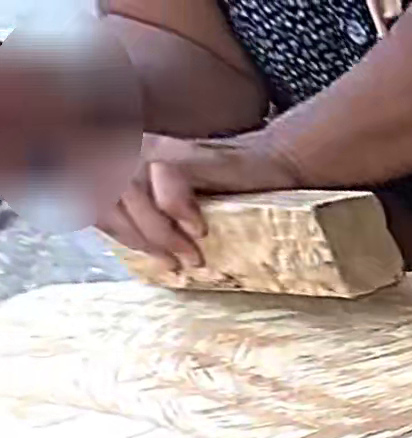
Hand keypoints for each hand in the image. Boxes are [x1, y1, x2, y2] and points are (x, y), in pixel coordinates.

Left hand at [98, 133, 299, 270]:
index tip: (150, 256)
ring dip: (160, 232)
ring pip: (132, 194)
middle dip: (137, 236)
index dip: (113, 229)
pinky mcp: (181, 156)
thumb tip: (145, 245)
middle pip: (105, 196)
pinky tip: (200, 230)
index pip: (87, 194)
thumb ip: (152, 211)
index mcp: (113, 158)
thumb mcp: (183, 202)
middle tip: (172, 263)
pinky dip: (179, 211)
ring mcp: (151, 150)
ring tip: (192, 256)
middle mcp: (123, 149)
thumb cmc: (236, 192)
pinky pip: (166, 186)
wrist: (273, 166)